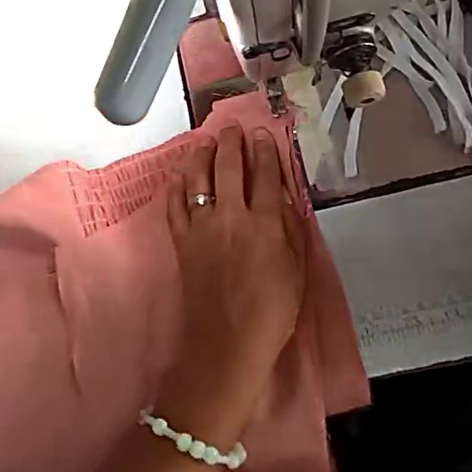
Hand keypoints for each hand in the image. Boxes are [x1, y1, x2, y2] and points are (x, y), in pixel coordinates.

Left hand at [160, 124, 306, 440]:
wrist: (227, 342)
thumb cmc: (272, 311)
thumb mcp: (296, 270)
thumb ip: (290, 230)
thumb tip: (282, 198)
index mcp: (265, 222)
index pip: (265, 175)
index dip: (265, 151)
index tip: (263, 133)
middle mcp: (231, 216)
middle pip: (228, 168)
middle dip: (231, 143)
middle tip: (231, 129)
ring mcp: (201, 228)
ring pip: (198, 180)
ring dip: (201, 156)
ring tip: (204, 142)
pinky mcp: (182, 243)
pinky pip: (175, 207)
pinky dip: (175, 187)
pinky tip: (178, 175)